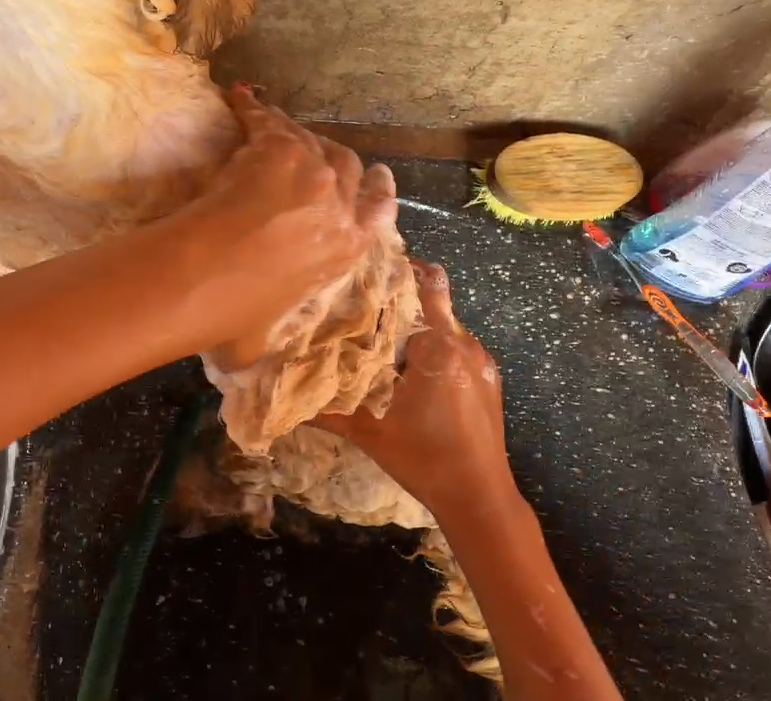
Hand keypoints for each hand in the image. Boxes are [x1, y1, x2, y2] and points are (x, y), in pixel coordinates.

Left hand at [170, 85, 395, 366]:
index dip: (379, 189)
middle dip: (333, 158)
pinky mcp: (278, 147)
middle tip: (316, 150)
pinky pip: (268, 120)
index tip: (378, 175)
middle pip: (348, 166)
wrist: (208, 274)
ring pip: (310, 140)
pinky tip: (240, 98)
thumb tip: (242, 365)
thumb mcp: (262, 339)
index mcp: (347, 248)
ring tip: (273, 126)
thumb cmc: (235, 314)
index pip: (380, 210)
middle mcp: (339, 205)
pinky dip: (253, 109)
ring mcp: (312, 171)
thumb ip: (265, 342)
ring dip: (293, 133)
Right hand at [315, 262, 518, 520]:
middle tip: (362, 308)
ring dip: (416, 329)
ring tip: (381, 341)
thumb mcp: (367, 431)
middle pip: (431, 301)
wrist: (479, 499)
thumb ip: (325, 408)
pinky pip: (456, 348)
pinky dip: (433, 349)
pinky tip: (410, 372)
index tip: (367, 272)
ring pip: (444, 325)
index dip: (396, 271)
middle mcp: (465, 343)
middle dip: (398, 302)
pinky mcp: (488, 379)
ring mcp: (481, 361)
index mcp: (439, 344)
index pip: (425, 283)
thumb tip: (281, 397)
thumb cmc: (423, 459)